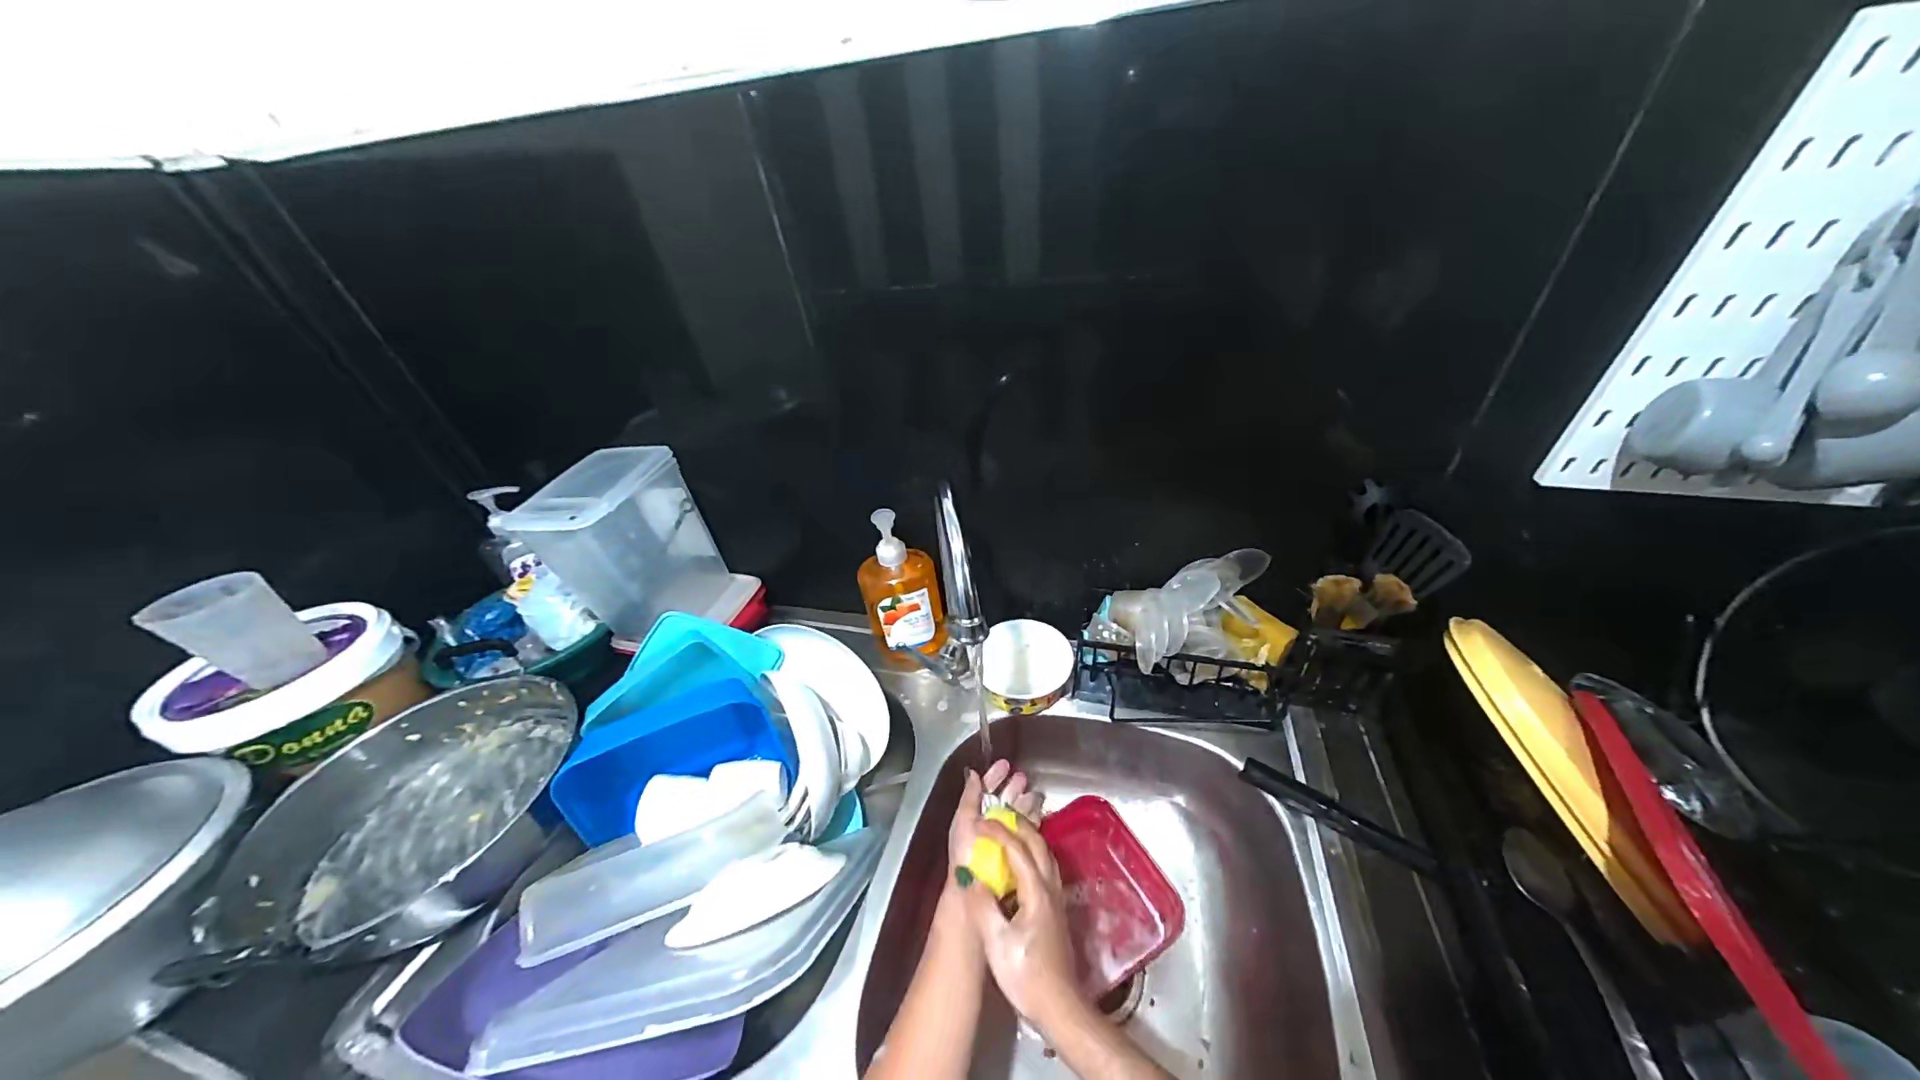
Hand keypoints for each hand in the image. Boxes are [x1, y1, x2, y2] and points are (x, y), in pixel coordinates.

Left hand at [947, 759, 1039, 869]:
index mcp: (974, 816)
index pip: (984, 790)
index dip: (994, 776)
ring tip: (1033, 790)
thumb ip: (969, 797)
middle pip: (1003, 799)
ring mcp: (1003, 838)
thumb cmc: (966, 853)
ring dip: (1025, 800)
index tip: (1005, 764)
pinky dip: (1032, 817)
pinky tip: (1038, 808)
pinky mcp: (1017, 851)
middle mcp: (989, 824)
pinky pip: (1027, 829)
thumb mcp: (963, 820)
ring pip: (1017, 812)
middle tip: (1023, 776)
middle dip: (1013, 787)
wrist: (977, 889)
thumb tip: (973, 772)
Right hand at [956, 815, 1083, 1027]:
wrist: (1060, 1007)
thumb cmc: (1026, 976)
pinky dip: (1032, 854)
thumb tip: (971, 876)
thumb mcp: (997, 943)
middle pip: (1037, 844)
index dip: (997, 831)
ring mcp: (1056, 899)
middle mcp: (1050, 888)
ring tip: (1008, 831)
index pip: (1017, 849)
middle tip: (995, 816)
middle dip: (1017, 825)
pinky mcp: (1056, 910)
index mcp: (1036, 891)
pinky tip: (1020, 864)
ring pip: (1045, 855)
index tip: (978, 822)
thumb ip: (983, 907)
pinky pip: (1045, 868)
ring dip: (1027, 837)